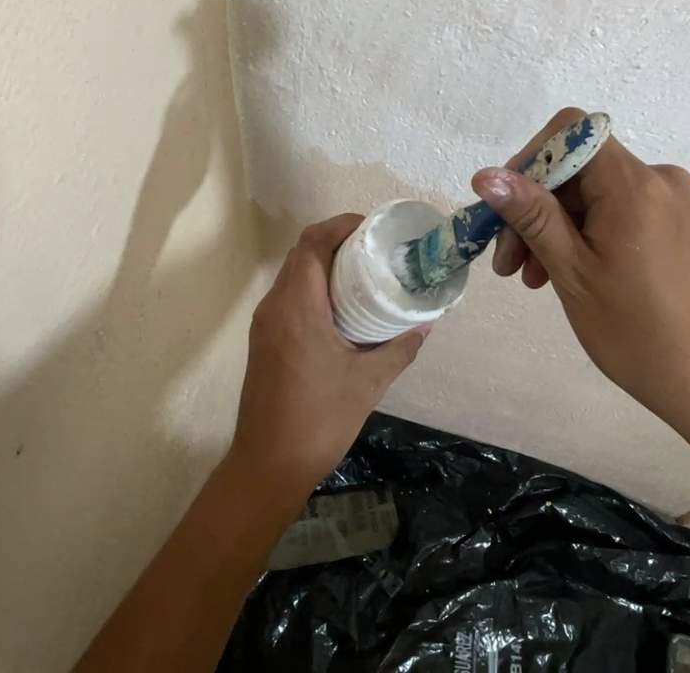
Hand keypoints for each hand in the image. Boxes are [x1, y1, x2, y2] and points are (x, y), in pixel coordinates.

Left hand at [227, 215, 429, 493]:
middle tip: (376, 251)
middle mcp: (274, 307)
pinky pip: (288, 298)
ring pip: (292, 276)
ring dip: (323, 267)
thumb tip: (426, 321)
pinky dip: (312, 290)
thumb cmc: (319, 420)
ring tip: (363, 276)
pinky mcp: (262, 340)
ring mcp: (264, 324)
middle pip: (301, 254)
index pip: (312, 243)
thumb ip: (400, 347)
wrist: (268, 464)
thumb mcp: (369, 382)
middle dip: (337, 243)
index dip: (340, 226)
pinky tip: (341, 310)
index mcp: (298, 308)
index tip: (372, 229)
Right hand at [472, 108, 689, 430]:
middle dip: (536, 207)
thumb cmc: (638, 334)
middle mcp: (660, 179)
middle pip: (579, 168)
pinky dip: (589, 234)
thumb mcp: (572, 272)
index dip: (528, 162)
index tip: (505, 211)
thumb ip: (531, 215)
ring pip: (596, 193)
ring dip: (558, 227)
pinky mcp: (683, 224)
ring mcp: (676, 202)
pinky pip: (621, 211)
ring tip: (534, 279)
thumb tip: (486, 175)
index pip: (568, 133)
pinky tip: (572, 275)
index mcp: (634, 184)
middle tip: (509, 264)